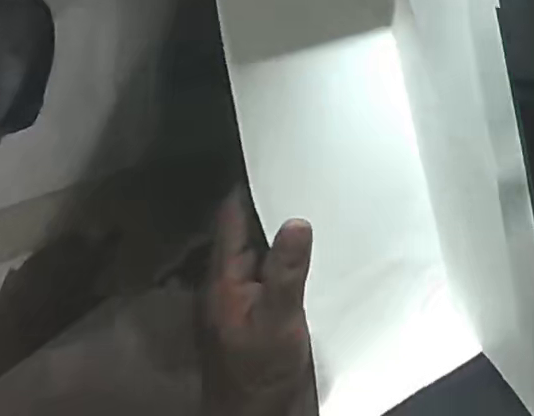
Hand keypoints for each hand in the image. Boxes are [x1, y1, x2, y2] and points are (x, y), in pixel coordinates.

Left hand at [201, 191, 314, 415]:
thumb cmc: (262, 374)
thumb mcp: (279, 321)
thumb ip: (288, 271)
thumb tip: (297, 219)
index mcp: (223, 278)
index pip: (231, 217)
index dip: (249, 185)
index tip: (275, 158)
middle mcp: (227, 282)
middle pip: (244, 229)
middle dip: (269, 202)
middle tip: (303, 172)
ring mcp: (241, 298)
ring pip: (258, 248)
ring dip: (278, 227)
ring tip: (310, 199)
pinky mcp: (257, 311)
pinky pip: (268, 267)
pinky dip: (284, 251)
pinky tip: (309, 244)